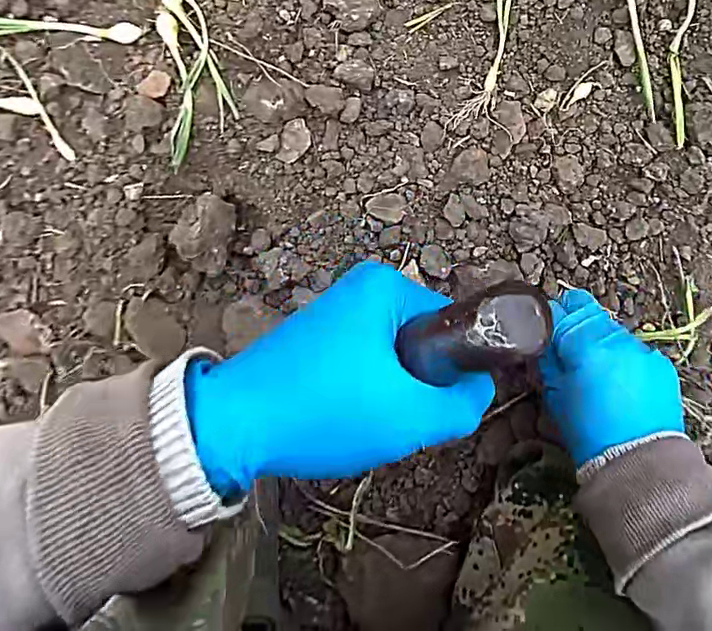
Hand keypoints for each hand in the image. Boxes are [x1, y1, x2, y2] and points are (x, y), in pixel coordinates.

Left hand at [184, 260, 495, 496]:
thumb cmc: (323, 409)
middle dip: (420, 380)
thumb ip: (461, 406)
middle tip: (400, 415)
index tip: (432, 403)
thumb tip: (480, 389)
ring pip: (395, 351)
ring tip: (370, 416)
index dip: (452, 369)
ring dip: (394, 386)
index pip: (450, 325)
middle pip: (422, 339)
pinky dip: (367, 384)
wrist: (230, 427)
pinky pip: (368, 355)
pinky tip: (347, 411)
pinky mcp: (320, 331)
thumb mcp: (408, 418)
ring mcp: (339, 306)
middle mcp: (363, 284)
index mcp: (387, 285)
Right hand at [538, 288, 684, 464]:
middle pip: (593, 317)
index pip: (568, 307)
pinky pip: (638, 353)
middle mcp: (618, 340)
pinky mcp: (662, 364)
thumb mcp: (557, 398)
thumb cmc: (592, 437)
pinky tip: (624, 388)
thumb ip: (550, 361)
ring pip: (616, 334)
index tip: (553, 328)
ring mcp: (643, 351)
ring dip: (606, 349)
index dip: (558, 315)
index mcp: (587, 346)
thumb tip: (548, 341)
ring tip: (602, 380)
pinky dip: (629, 364)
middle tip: (575, 360)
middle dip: (582, 334)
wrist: (640, 466)